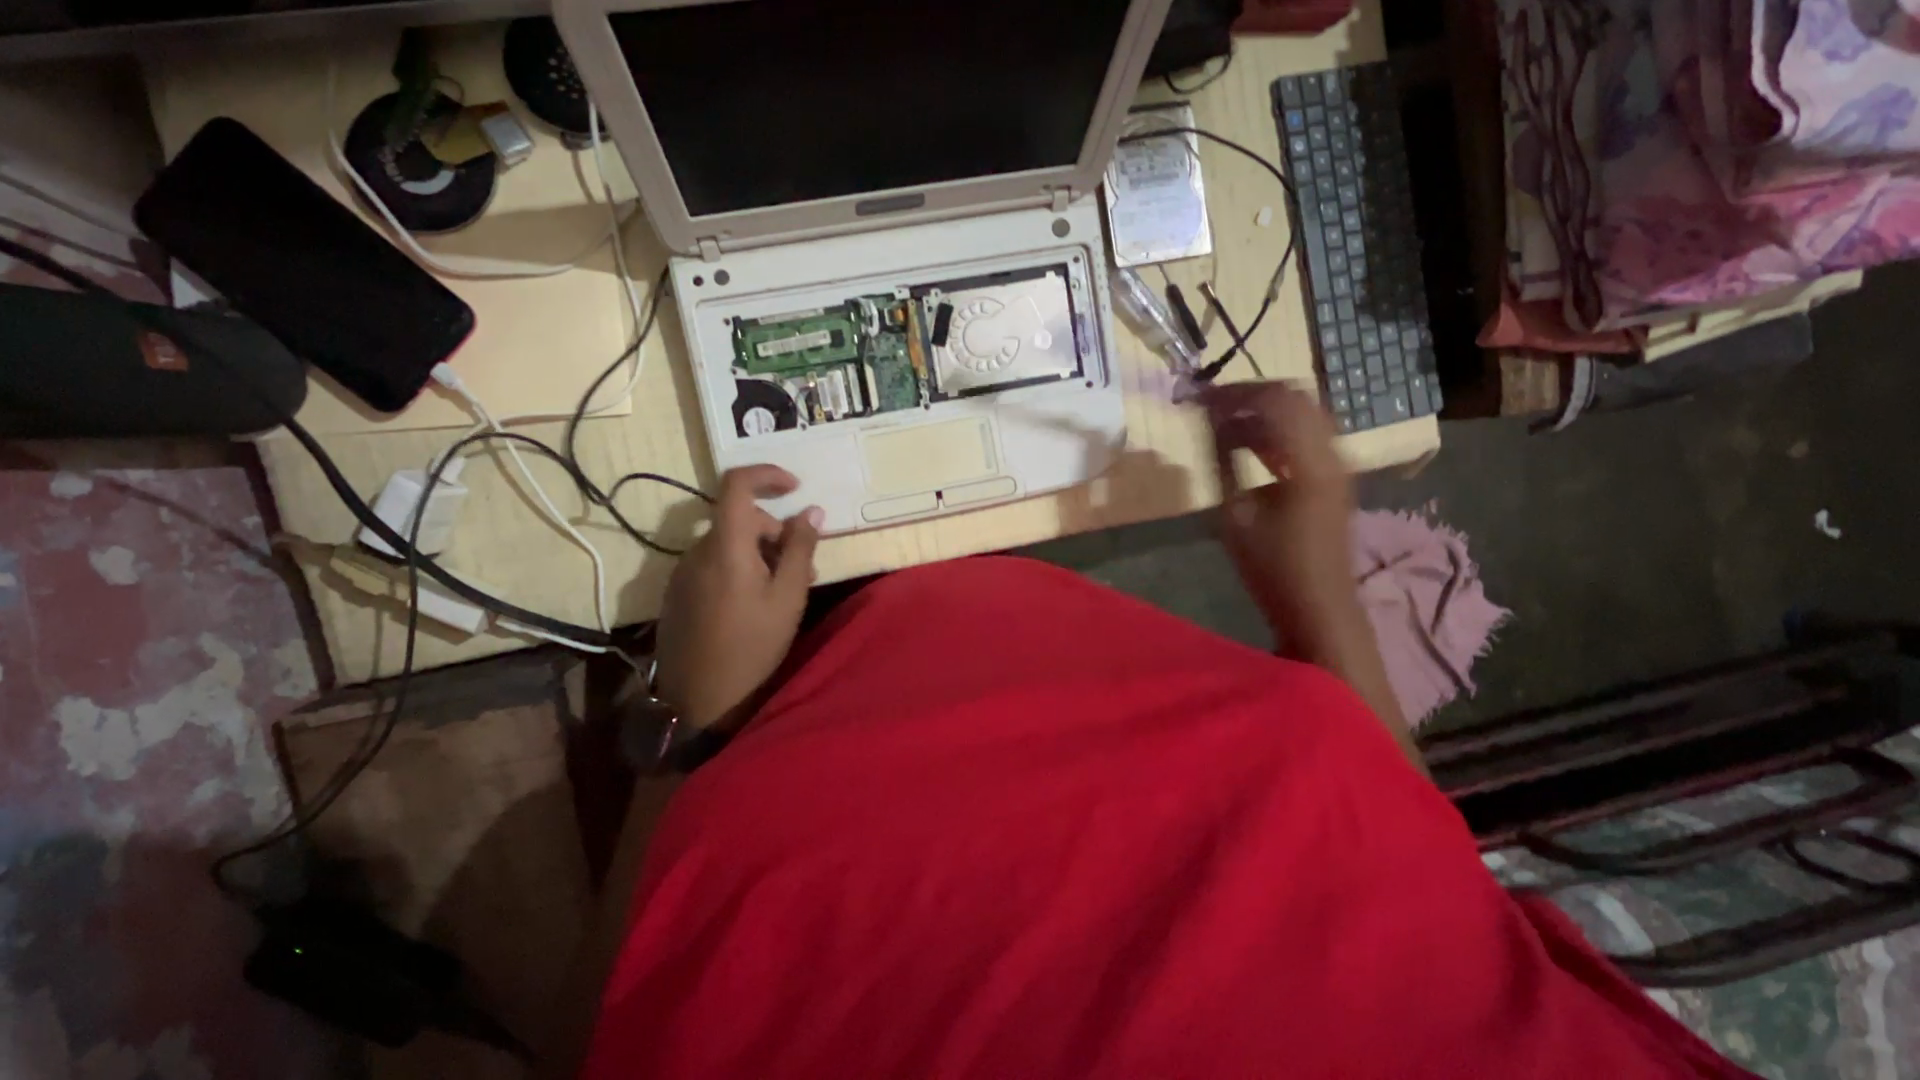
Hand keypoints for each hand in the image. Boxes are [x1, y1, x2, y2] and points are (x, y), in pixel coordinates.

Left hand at [653, 465, 821, 732]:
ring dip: (757, 553)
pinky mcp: (677, 593)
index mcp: (725, 546)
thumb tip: (811, 511)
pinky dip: (738, 569)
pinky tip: (753, 604)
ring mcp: (683, 572)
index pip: (737, 484)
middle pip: (737, 518)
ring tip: (782, 592)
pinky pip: (712, 564)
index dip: (767, 476)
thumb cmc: (752, 646)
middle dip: (774, 531)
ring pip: (727, 543)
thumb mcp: (788, 598)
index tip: (795, 488)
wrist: (699, 698)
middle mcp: (697, 550)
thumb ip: (800, 549)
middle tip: (802, 567)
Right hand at [1202, 382, 1356, 651]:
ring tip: (1224, 423)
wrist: (1318, 605)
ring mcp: (1341, 461)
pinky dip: (1279, 427)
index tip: (1196, 398)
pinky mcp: (1337, 473)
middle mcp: (1333, 450)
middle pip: (1293, 395)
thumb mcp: (1234, 513)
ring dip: (1265, 409)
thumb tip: (1207, 417)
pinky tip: (1250, 444)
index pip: (1272, 399)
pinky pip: (1310, 431)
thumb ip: (1221, 458)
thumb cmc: (1271, 568)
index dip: (1231, 393)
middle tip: (1209, 405)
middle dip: (1249, 394)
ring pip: (1304, 410)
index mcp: (1309, 460)